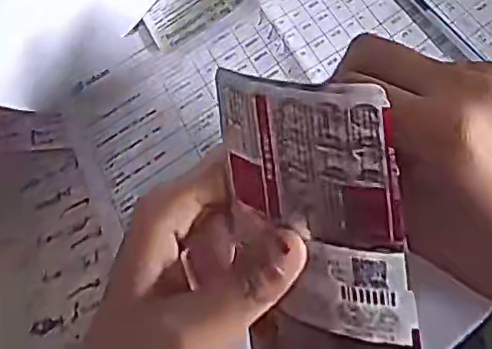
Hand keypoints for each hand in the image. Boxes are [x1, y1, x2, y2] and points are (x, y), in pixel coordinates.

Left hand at [85, 149, 309, 348]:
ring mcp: (185, 246)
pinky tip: (285, 288)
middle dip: (279, 205)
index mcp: (165, 208)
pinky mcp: (194, 276)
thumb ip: (244, 286)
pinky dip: (260, 270)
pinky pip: (236, 258)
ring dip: (274, 241)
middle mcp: (175, 216)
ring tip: (317, 246)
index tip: (313, 172)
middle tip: (325, 212)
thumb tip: (296, 241)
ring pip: (242, 227)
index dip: (271, 165)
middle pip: (239, 192)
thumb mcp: (188, 327)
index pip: (229, 163)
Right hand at [335, 35, 491, 345]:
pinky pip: (433, 69)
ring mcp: (486, 74)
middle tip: (341, 124)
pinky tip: (424, 132)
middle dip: (347, 83)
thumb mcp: (422, 226)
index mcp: (450, 128)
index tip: (316, 130)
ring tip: (385, 134)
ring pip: (402, 58)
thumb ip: (371, 175)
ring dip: (382, 87)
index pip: (361, 86)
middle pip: (374, 52)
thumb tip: (329, 150)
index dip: (329, 107)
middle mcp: (468, 85)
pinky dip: (414, 92)